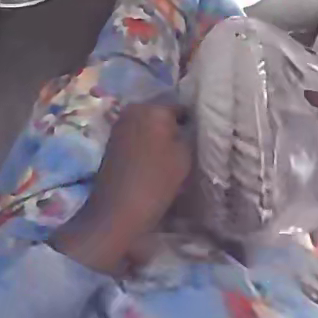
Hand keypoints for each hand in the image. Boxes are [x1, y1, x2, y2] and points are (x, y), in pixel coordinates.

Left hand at [50, 104, 191, 274]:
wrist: (117, 209)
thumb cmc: (155, 180)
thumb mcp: (184, 156)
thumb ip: (190, 135)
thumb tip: (191, 126)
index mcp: (152, 108)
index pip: (182, 107)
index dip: (195, 121)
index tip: (205, 137)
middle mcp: (133, 109)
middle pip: (163, 115)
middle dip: (176, 128)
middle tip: (192, 147)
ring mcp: (120, 124)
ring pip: (149, 126)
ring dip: (161, 137)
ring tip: (177, 157)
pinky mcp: (113, 141)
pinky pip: (138, 136)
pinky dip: (148, 145)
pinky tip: (158, 162)